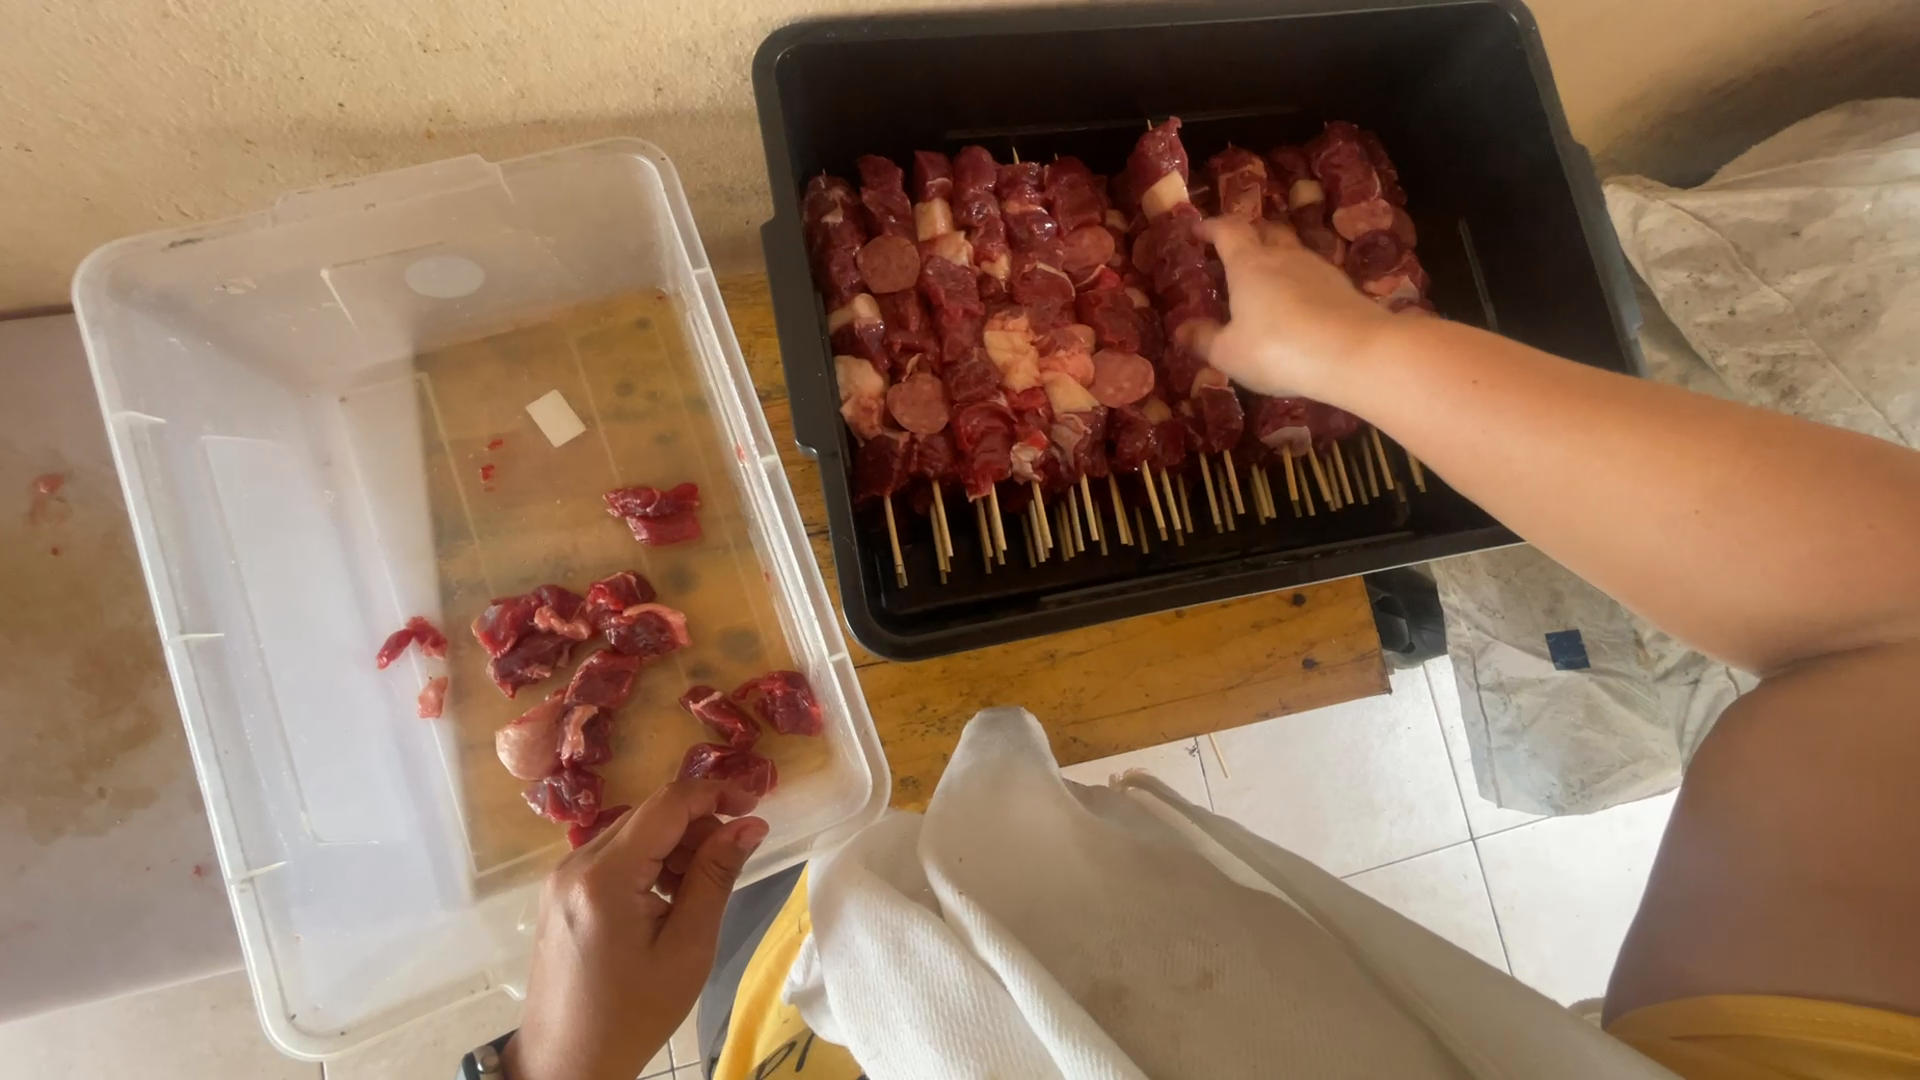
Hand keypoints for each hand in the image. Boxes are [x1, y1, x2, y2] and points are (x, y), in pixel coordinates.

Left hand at [503, 780, 769, 1079]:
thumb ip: (716, 875)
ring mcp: (564, 875)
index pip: (668, 804)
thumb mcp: (687, 947)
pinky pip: (617, 851)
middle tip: (731, 857)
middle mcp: (577, 863)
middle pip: (652, 813)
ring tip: (698, 887)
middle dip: (699, 823)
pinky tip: (668, 895)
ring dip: (677, 842)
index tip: (754, 806)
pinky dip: (652, 858)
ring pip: (636, 829)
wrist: (563, 1068)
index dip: (715, 793)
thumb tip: (751, 825)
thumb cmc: (632, 1015)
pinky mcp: (563, 889)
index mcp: (605, 877)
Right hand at [1196, 216, 1395, 399]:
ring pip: (1290, 251)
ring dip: (1273, 258)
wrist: (1352, 353)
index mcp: (1249, 265)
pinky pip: (1311, 276)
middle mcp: (1284, 257)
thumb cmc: (1276, 350)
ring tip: (1261, 279)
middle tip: (1230, 250)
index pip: (1228, 230)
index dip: (1211, 227)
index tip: (1198, 230)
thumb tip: (1181, 330)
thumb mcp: (1228, 353)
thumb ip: (1204, 339)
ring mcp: (1317, 269)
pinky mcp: (1341, 287)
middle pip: (1264, 231)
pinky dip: (1295, 282)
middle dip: (1246, 235)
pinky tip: (1293, 305)